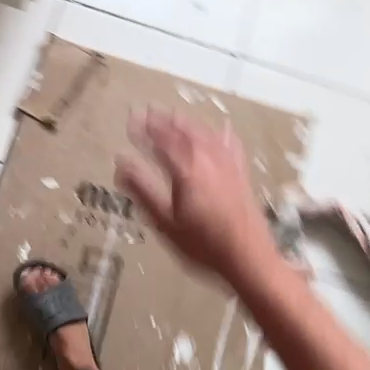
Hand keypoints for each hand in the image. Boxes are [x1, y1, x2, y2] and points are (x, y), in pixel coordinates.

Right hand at [115, 107, 278, 286]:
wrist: (249, 258)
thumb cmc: (203, 244)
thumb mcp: (165, 222)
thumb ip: (142, 190)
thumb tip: (120, 164)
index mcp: (185, 169)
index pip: (160, 141)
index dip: (144, 129)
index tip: (131, 120)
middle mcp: (207, 160)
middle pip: (183, 132)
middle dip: (164, 120)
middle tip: (148, 111)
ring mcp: (227, 165)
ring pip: (206, 134)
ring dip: (187, 122)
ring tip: (175, 115)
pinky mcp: (241, 174)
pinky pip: (231, 145)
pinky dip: (221, 133)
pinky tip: (221, 128)